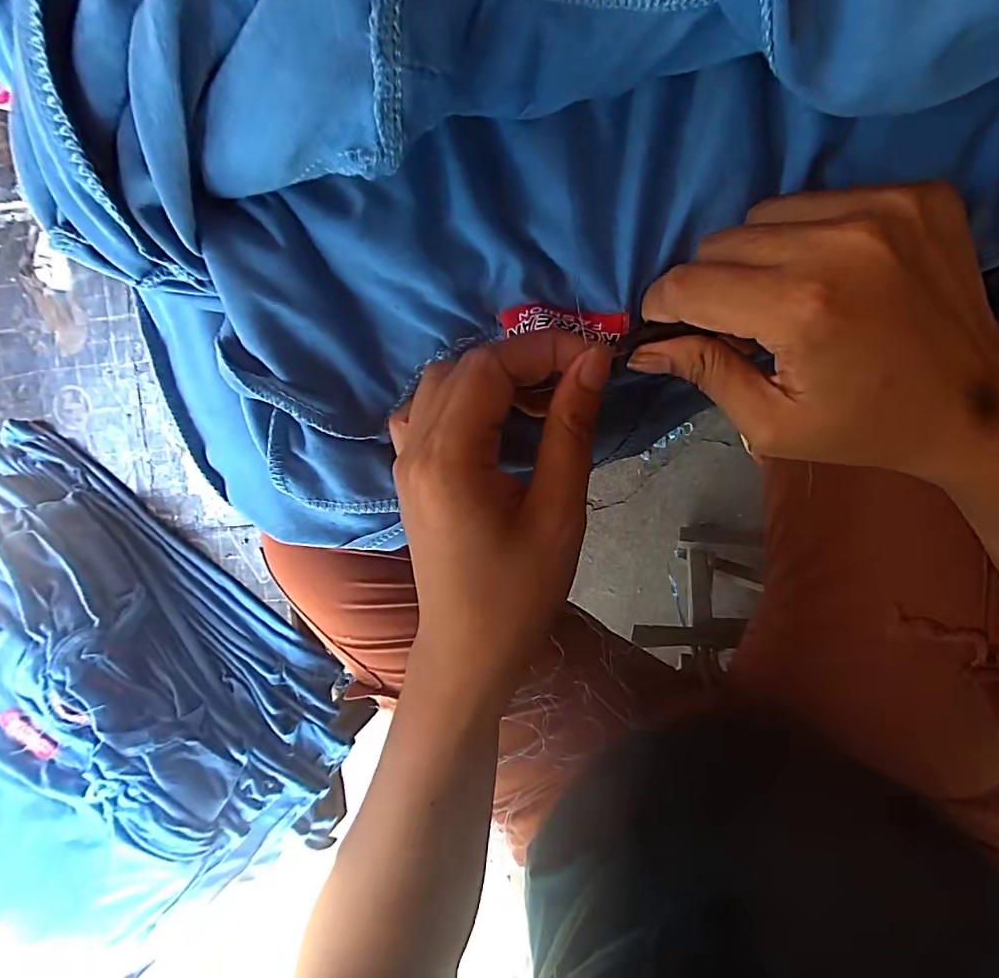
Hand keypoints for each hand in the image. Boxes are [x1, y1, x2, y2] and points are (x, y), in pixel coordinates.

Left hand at [390, 331, 610, 703]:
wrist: (468, 650)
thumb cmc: (518, 592)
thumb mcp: (558, 510)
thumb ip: (570, 427)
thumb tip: (592, 362)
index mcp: (447, 456)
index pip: (489, 366)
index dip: (544, 348)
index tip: (594, 358)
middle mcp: (415, 446)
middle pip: (464, 366)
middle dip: (524, 358)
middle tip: (576, 377)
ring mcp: (405, 458)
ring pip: (444, 382)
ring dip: (496, 376)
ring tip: (545, 398)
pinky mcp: (410, 472)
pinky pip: (431, 409)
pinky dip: (469, 398)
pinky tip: (501, 421)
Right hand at [629, 184, 998, 485]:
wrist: (978, 408)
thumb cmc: (866, 428)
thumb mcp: (773, 423)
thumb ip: (705, 372)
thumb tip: (643, 346)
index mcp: (800, 308)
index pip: (688, 283)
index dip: (664, 305)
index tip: (667, 322)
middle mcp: (838, 243)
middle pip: (721, 242)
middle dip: (711, 283)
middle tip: (738, 321)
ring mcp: (884, 209)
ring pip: (765, 214)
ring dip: (756, 255)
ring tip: (784, 294)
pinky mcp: (917, 195)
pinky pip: (821, 199)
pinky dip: (807, 233)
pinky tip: (833, 271)